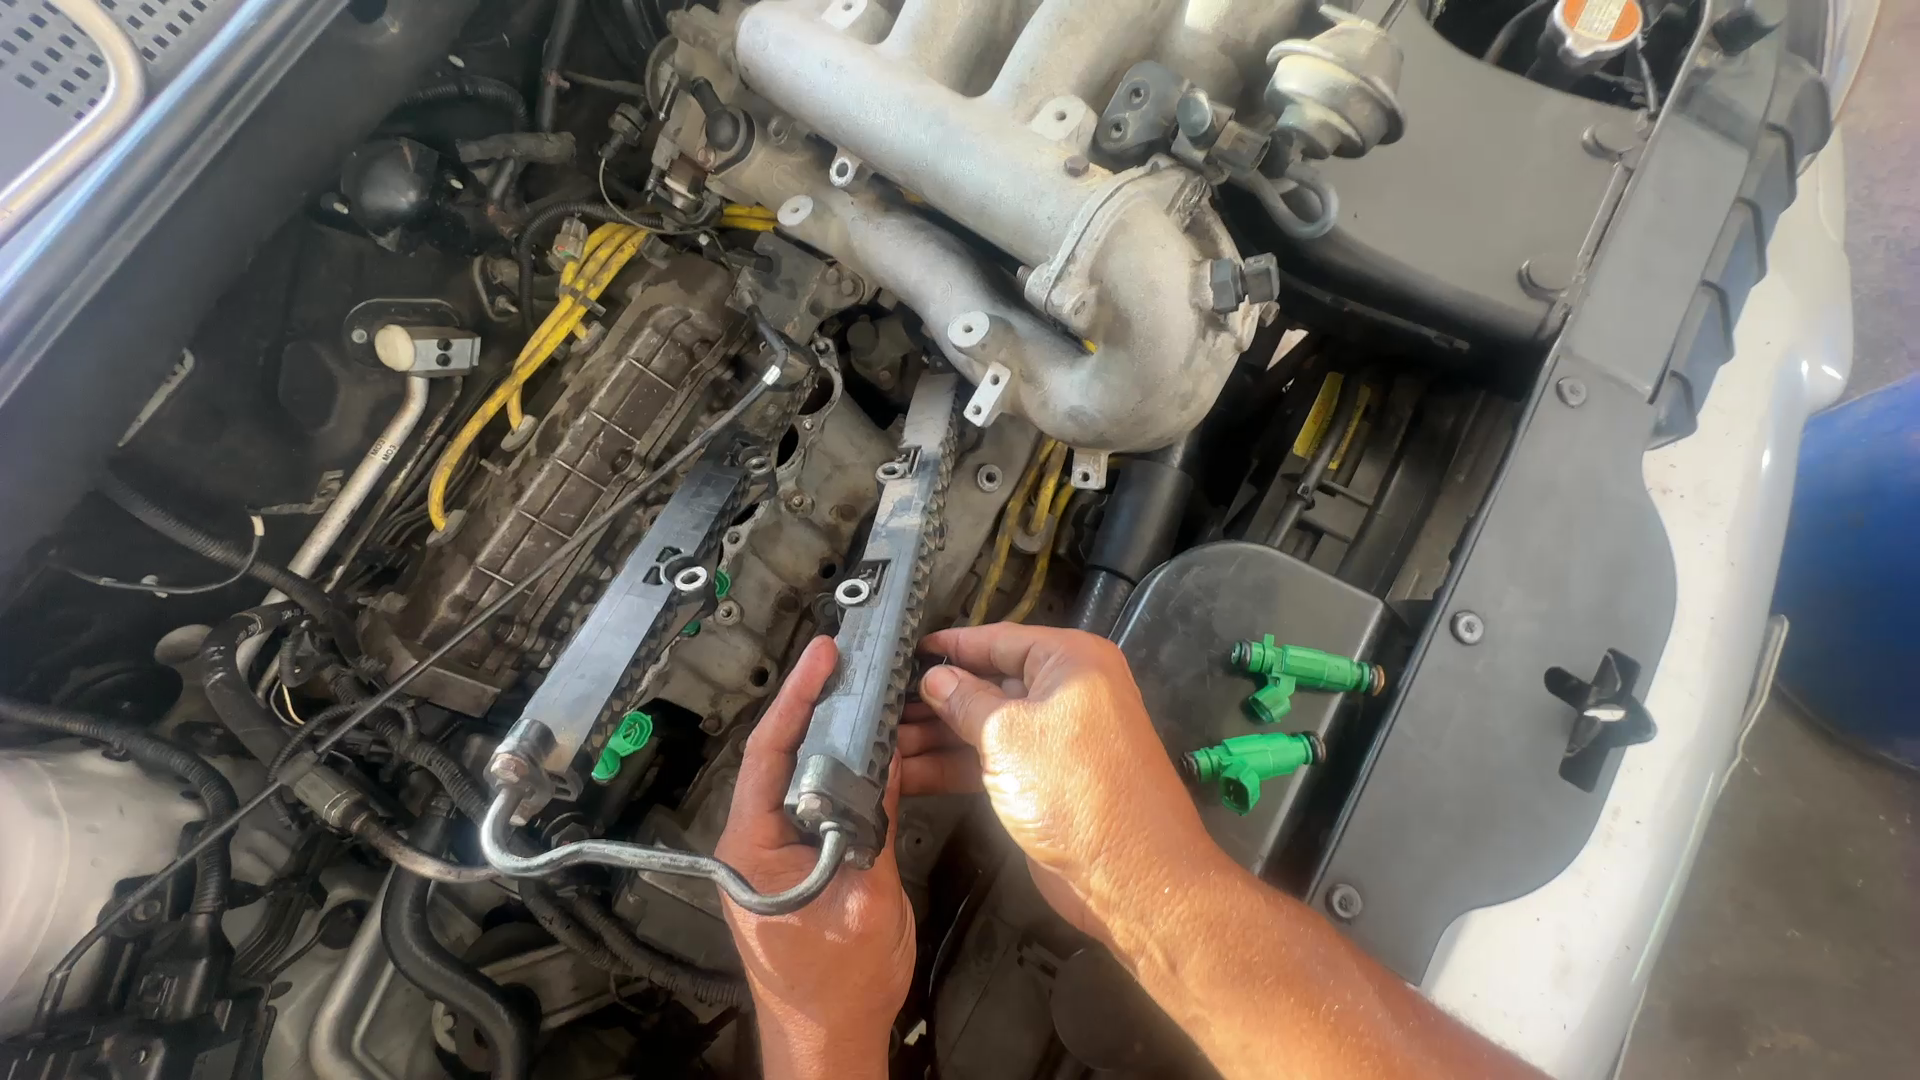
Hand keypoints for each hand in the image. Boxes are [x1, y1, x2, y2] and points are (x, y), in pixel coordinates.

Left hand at [715, 637, 914, 1079]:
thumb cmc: (838, 984)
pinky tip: (874, 748)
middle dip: (815, 704)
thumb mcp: (867, 898)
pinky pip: (822, 797)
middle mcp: (756, 837)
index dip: (797, 699)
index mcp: (752, 845)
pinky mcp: (801, 854)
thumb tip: (888, 757)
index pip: (769, 752)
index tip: (823, 656)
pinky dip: (848, 768)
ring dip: (834, 734)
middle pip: (783, 753)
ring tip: (866, 691)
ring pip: (804, 773)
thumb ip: (875, 825)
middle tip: (848, 660)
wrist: (831, 1040)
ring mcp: (777, 846)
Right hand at [910, 624, 1216, 940]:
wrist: (1132, 877)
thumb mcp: (1008, 734)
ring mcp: (1054, 737)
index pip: (999, 639)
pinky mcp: (1043, 778)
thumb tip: (934, 678)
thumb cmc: (1073, 787)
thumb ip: (964, 701)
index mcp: (1070, 661)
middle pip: (990, 682)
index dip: (951, 646)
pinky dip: (954, 765)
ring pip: (986, 724)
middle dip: (938, 697)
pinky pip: (992, 759)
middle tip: (884, 703)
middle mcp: (1066, 690)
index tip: (906, 651)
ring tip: (883, 740)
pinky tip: (907, 772)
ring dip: (937, 735)